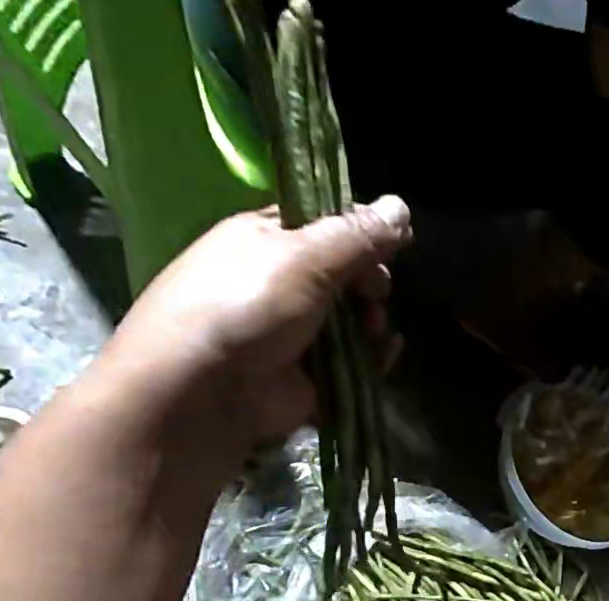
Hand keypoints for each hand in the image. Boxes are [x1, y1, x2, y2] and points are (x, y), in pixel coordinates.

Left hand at [85, 197, 412, 454]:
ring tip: (374, 333)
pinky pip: (357, 362)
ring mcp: (300, 331)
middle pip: (349, 275)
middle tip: (375, 295)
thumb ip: (357, 235)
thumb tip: (403, 205)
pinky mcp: (314, 374)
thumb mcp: (305, 257)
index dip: (362, 234)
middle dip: (372, 284)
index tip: (391, 245)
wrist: (206, 388)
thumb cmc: (248, 305)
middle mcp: (285, 282)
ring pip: (357, 320)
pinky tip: (385, 356)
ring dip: (376, 323)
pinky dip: (376, 358)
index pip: (328, 226)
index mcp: (270, 239)